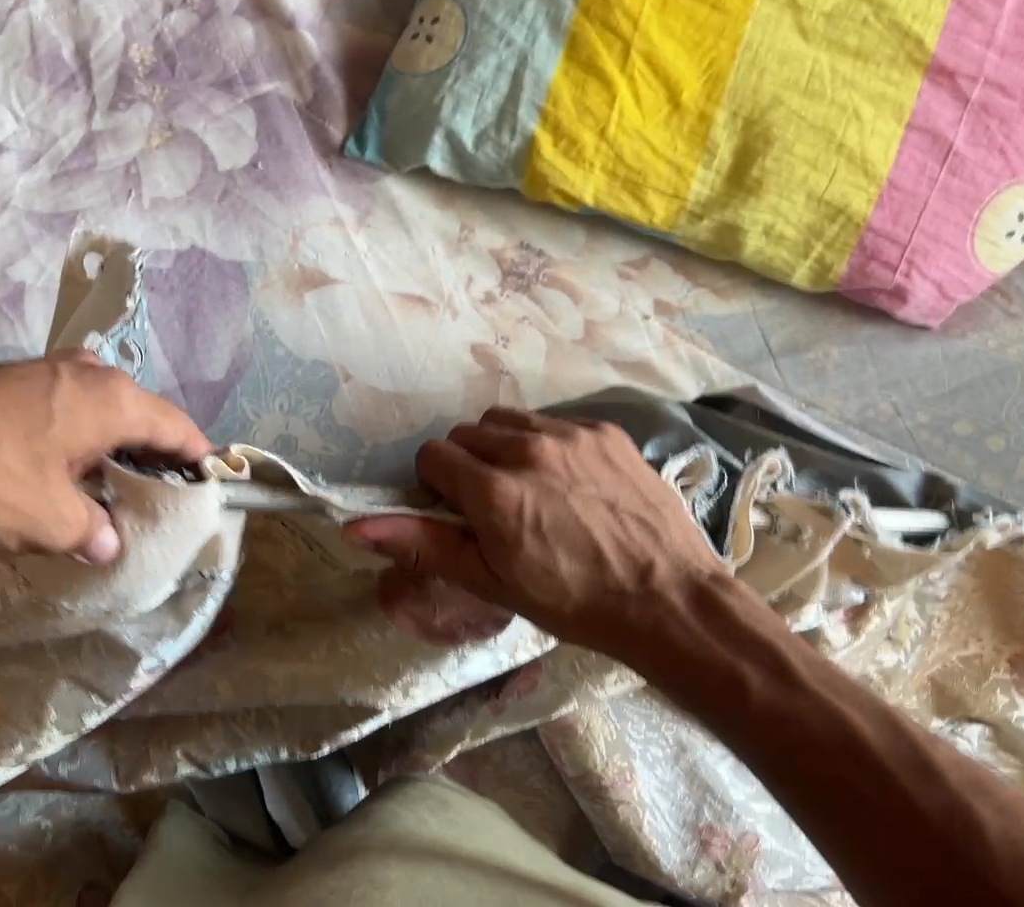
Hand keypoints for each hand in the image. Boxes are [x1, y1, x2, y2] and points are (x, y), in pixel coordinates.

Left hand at [0, 353, 210, 562]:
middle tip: (157, 492)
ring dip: (107, 442)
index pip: (175, 426)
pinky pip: (60, 407)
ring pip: (96, 407)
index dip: (197, 455)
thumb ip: (91, 531)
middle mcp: (86, 372)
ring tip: (108, 484)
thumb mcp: (50, 521)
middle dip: (150, 450)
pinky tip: (56, 466)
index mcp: (112, 399)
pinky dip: (72, 435)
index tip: (210, 480)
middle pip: (138, 413)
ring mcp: (42, 370)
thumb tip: (105, 540)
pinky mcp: (5, 379)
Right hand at [344, 408, 725, 657]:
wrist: (670, 601)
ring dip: (502, 447)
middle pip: (465, 434)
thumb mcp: (490, 582)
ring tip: (528, 487)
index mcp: (494, 492)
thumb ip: (421, 543)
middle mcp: (527, 450)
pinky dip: (544, 444)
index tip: (459, 513)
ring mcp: (571, 436)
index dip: (436, 485)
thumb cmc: (572, 602)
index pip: (432, 455)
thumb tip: (352, 527)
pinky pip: (551, 422)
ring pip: (506, 421)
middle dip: (467, 465)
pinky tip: (568, 481)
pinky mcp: (605, 432)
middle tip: (493, 506)